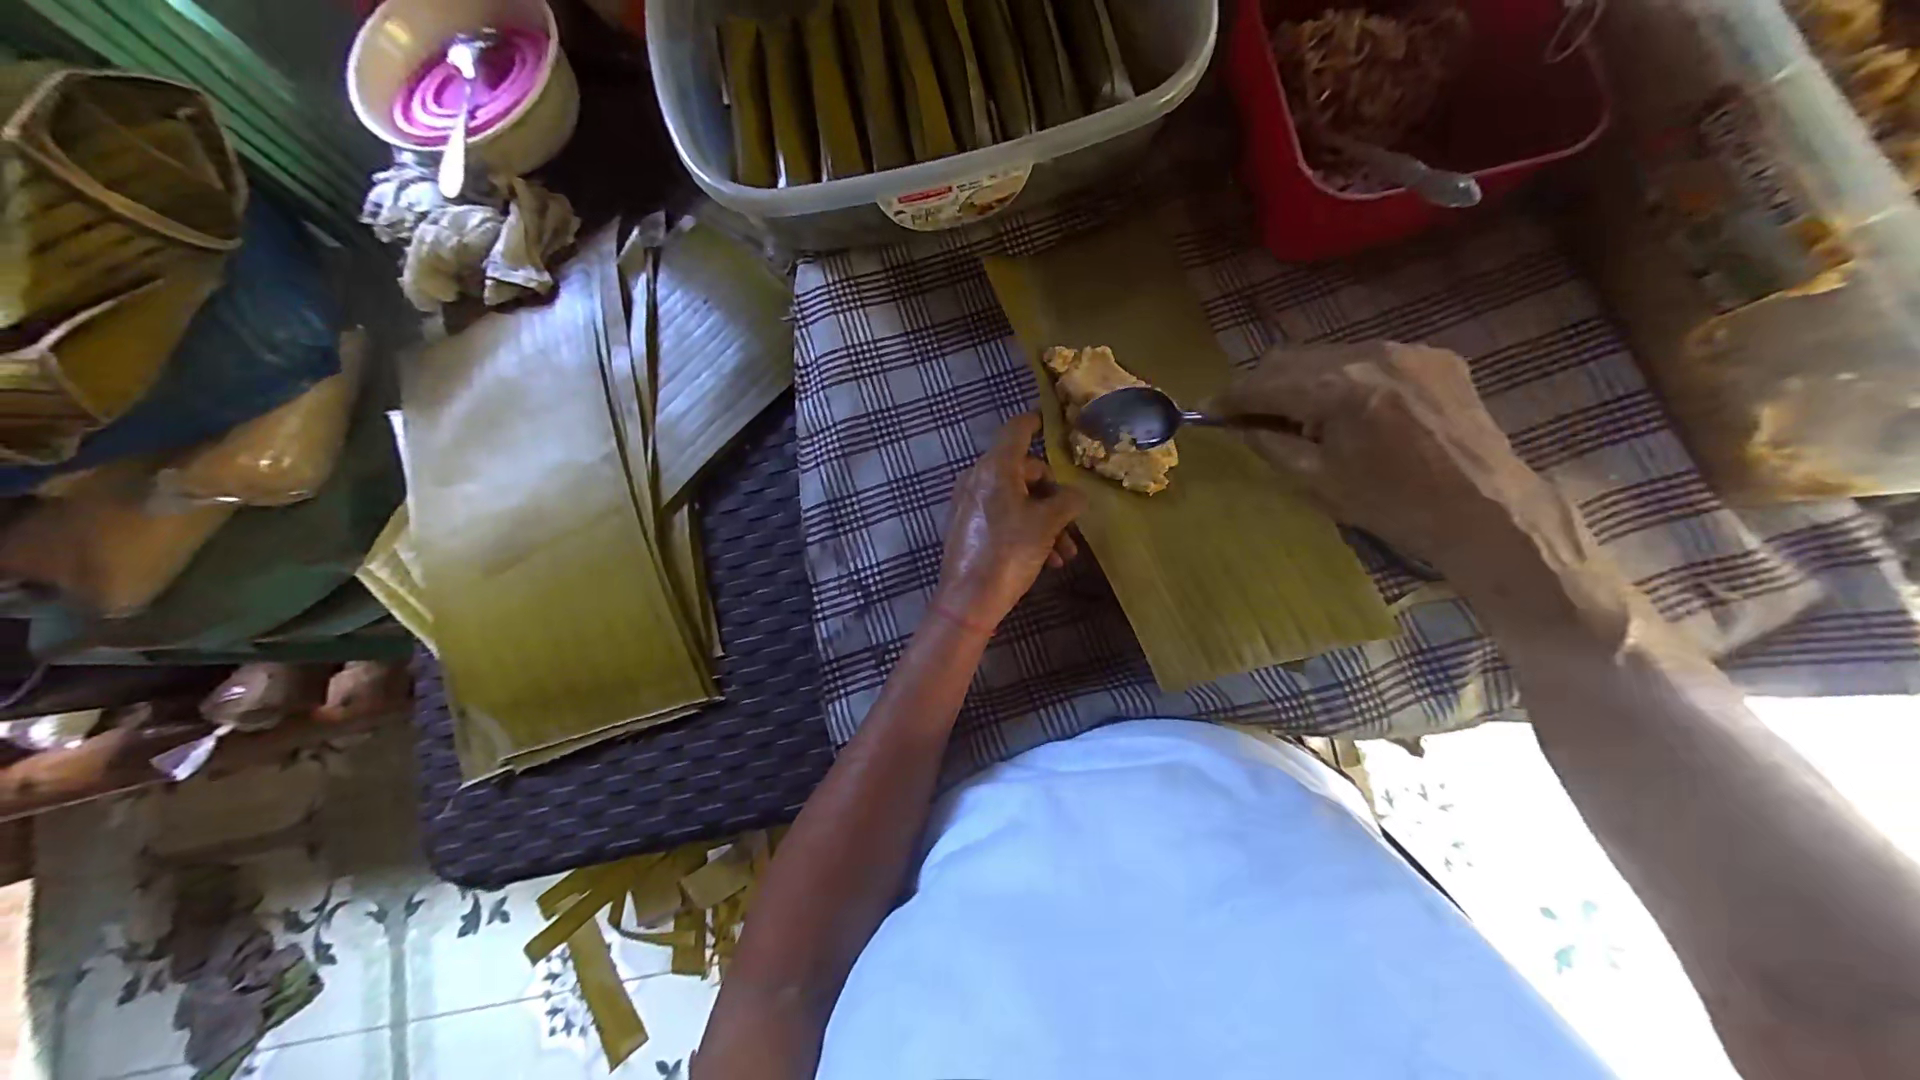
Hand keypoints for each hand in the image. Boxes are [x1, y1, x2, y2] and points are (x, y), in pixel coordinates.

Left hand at [932, 414, 1086, 630]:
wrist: (968, 599)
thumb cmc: (1009, 552)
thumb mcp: (1047, 524)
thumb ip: (1068, 501)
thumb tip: (1075, 495)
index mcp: (995, 468)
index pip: (1017, 429)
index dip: (1036, 421)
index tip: (1050, 420)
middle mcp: (978, 478)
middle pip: (1024, 471)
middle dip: (1053, 496)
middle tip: (1072, 522)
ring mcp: (970, 503)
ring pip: (1018, 500)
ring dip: (1045, 521)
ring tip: (1065, 553)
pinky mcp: (968, 526)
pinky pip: (1003, 517)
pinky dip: (1027, 531)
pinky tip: (1047, 560)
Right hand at [1215, 342, 1587, 589]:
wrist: (1487, 510)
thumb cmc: (1394, 504)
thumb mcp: (1317, 481)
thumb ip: (1272, 445)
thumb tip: (1242, 426)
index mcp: (1339, 388)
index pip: (1266, 383)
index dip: (1231, 397)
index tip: (1207, 408)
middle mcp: (1371, 355)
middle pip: (1293, 358)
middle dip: (1264, 386)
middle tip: (1250, 417)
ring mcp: (1407, 351)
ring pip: (1329, 355)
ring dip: (1303, 381)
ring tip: (1303, 419)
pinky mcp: (1434, 357)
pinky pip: (1368, 359)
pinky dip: (1344, 380)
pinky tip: (1349, 412)